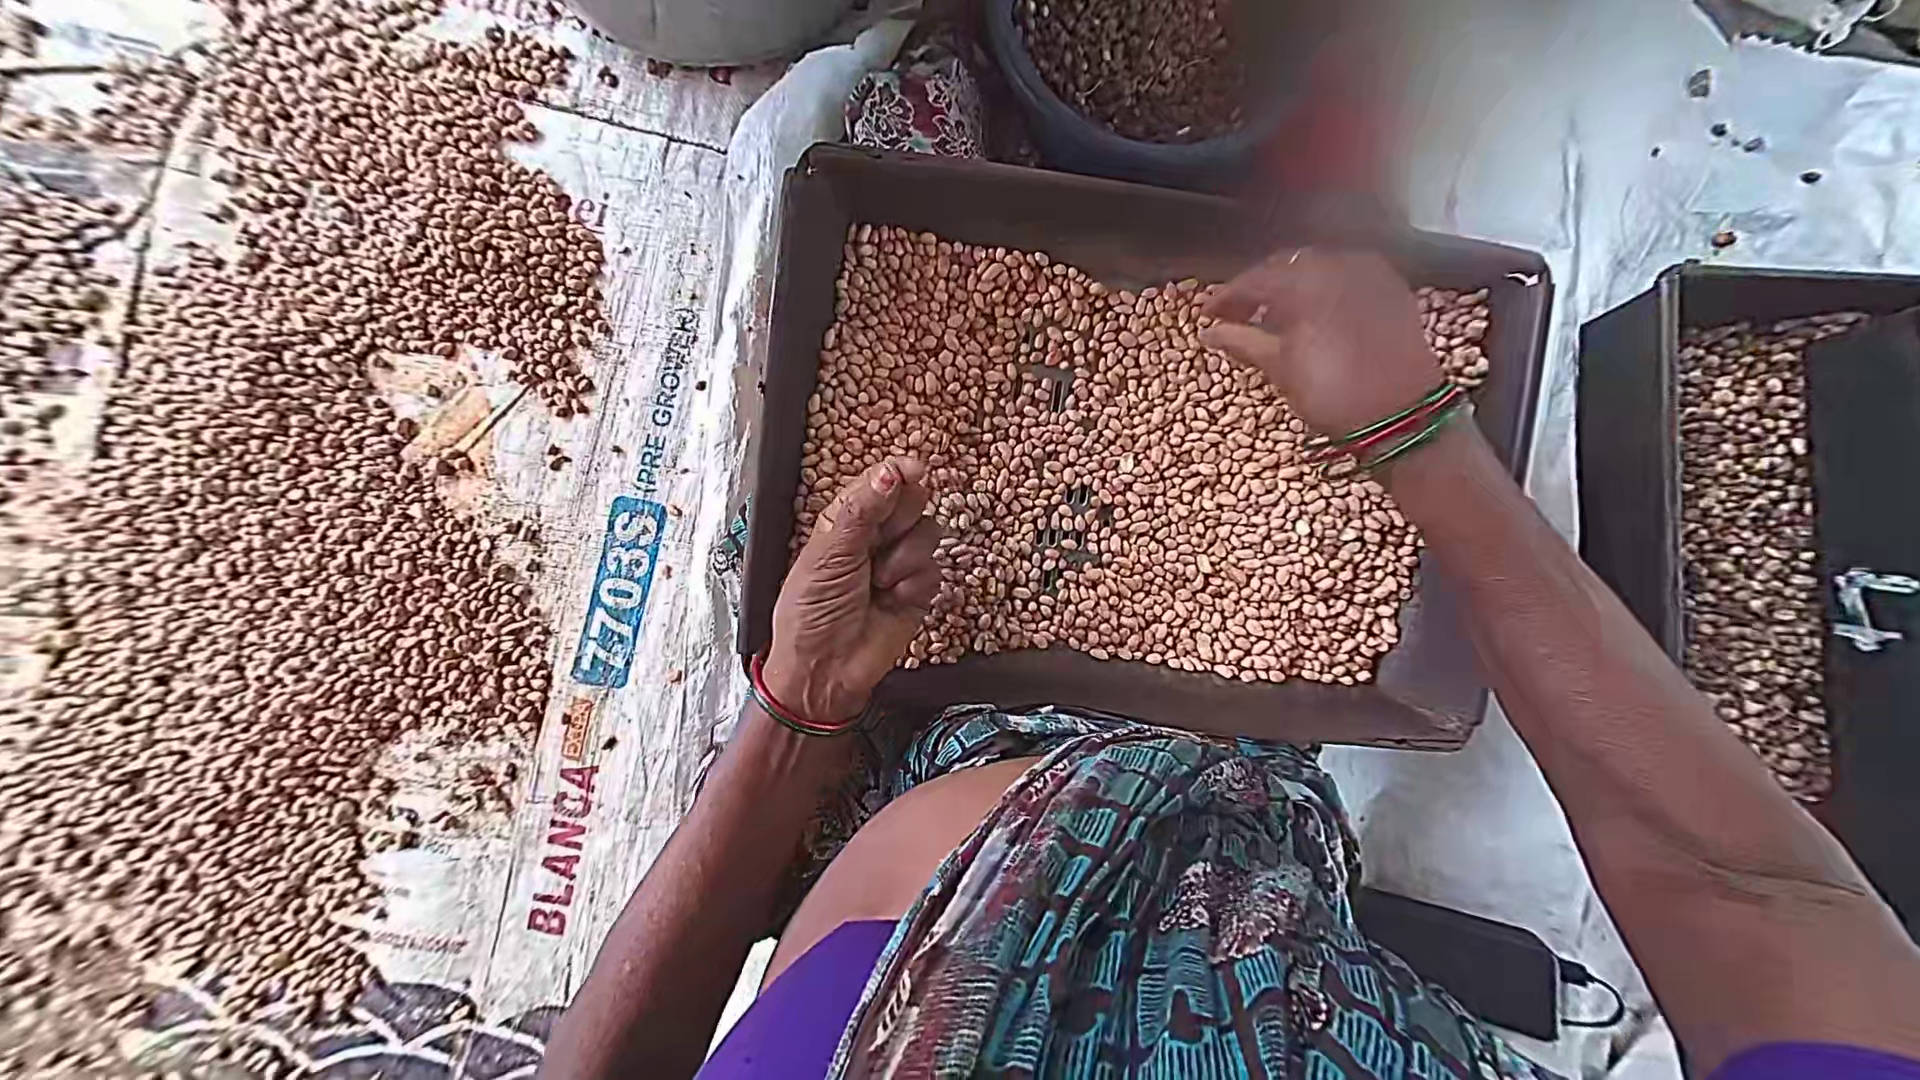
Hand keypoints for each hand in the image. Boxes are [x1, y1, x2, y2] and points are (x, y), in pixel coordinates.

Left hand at [764, 457, 942, 724]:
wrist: (826, 668)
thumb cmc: (811, 611)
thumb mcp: (829, 553)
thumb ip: (861, 510)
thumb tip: (890, 472)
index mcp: (847, 520)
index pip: (879, 482)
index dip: (897, 473)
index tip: (913, 471)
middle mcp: (876, 536)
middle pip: (911, 500)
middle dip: (900, 518)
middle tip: (879, 541)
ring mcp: (900, 561)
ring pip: (929, 532)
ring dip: (904, 556)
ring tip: (879, 581)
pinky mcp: (920, 588)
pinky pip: (935, 567)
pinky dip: (915, 583)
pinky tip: (893, 598)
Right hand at [1199, 248, 1441, 436]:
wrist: (1400, 410)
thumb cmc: (1330, 391)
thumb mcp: (1278, 367)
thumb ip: (1241, 340)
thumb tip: (1209, 331)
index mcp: (1305, 282)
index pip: (1253, 280)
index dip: (1225, 297)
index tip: (1207, 314)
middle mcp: (1338, 265)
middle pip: (1285, 266)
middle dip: (1257, 288)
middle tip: (1235, 314)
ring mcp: (1368, 273)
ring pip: (1316, 268)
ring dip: (1288, 287)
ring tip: (1270, 316)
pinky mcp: (1389, 287)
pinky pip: (1344, 276)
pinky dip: (1320, 290)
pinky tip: (1309, 315)